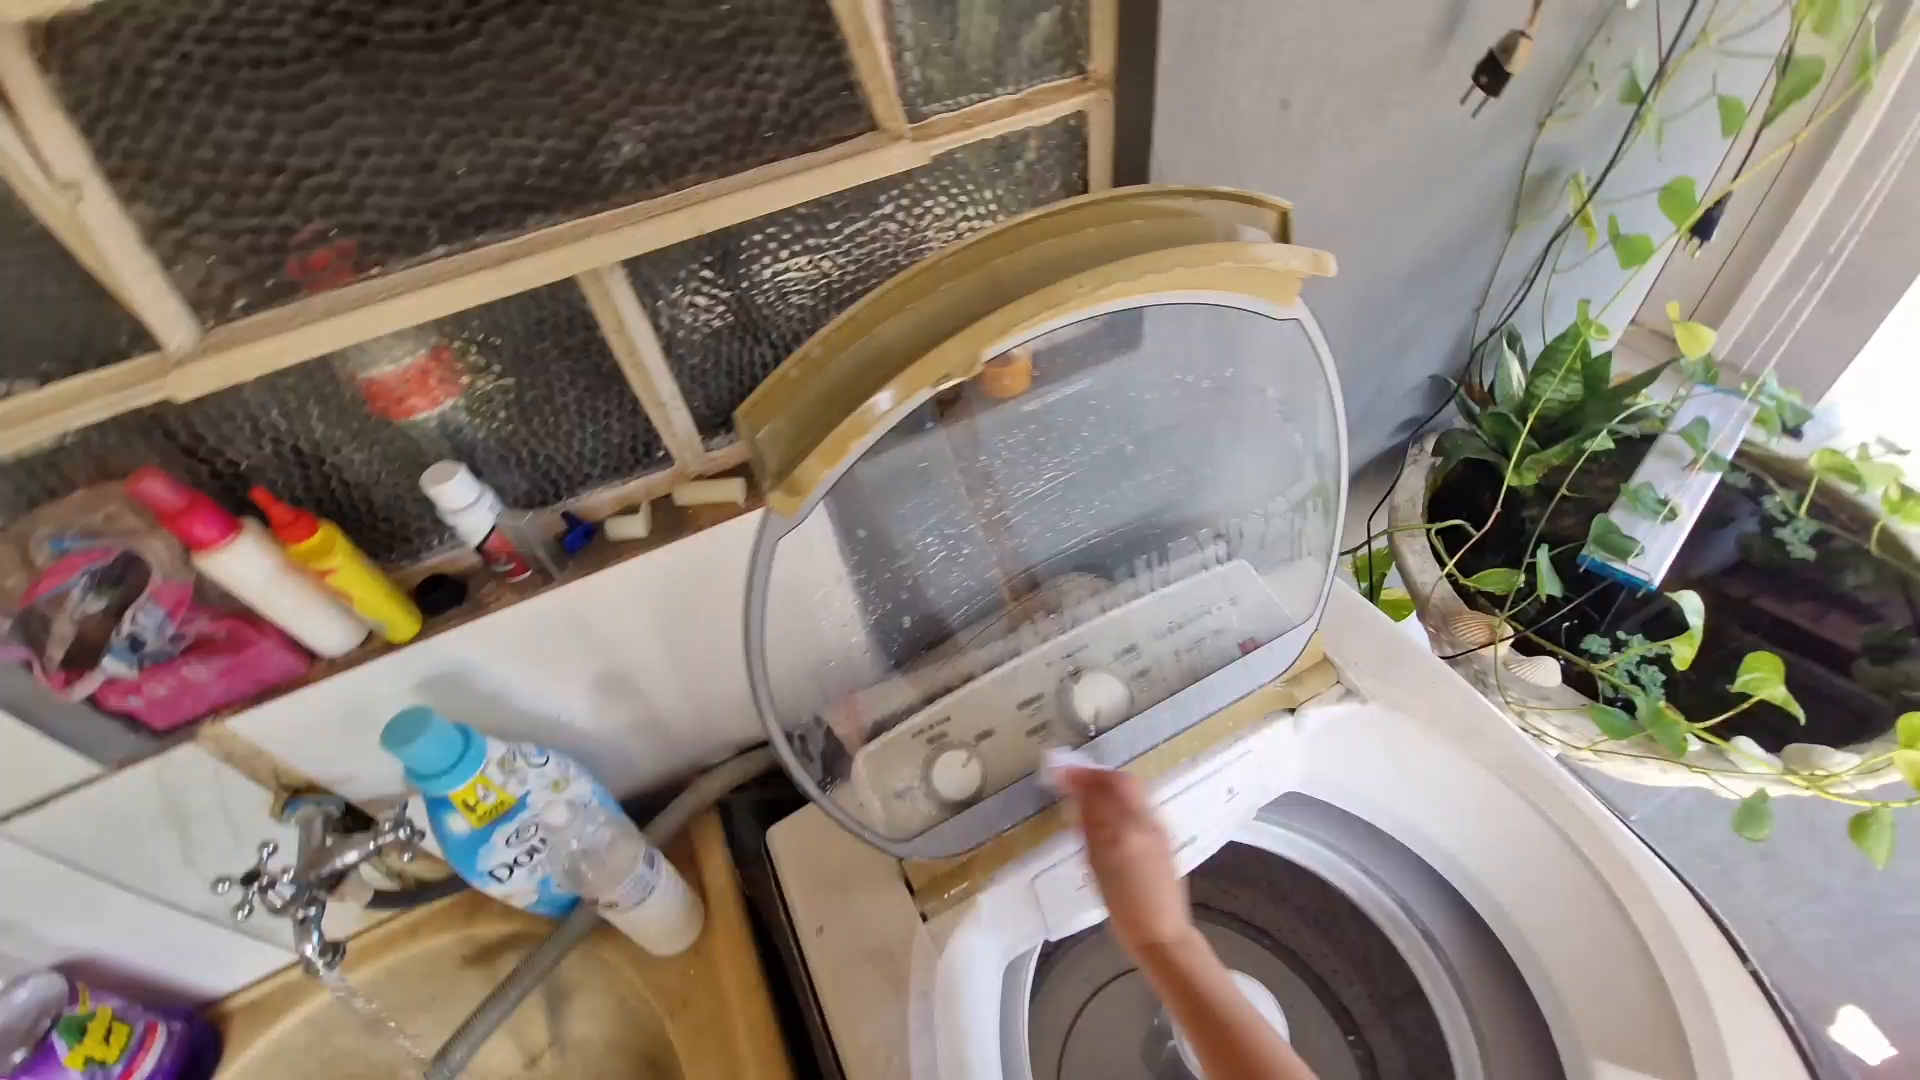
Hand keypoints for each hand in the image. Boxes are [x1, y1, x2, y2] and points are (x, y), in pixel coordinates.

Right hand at [1057, 766, 1198, 956]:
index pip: (1101, 786)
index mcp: (1124, 829)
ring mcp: (1158, 827)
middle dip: (1097, 776)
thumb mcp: (1097, 866)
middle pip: (1122, 781)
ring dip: (1109, 785)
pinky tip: (1109, 814)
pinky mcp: (1165, 836)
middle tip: (1075, 780)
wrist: (1162, 934)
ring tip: (1089, 794)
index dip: (1080, 775)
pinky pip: (1140, 805)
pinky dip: (1121, 800)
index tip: (1061, 773)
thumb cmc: (1122, 909)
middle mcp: (1145, 821)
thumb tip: (1077, 795)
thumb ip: (1089, 826)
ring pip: (1133, 791)